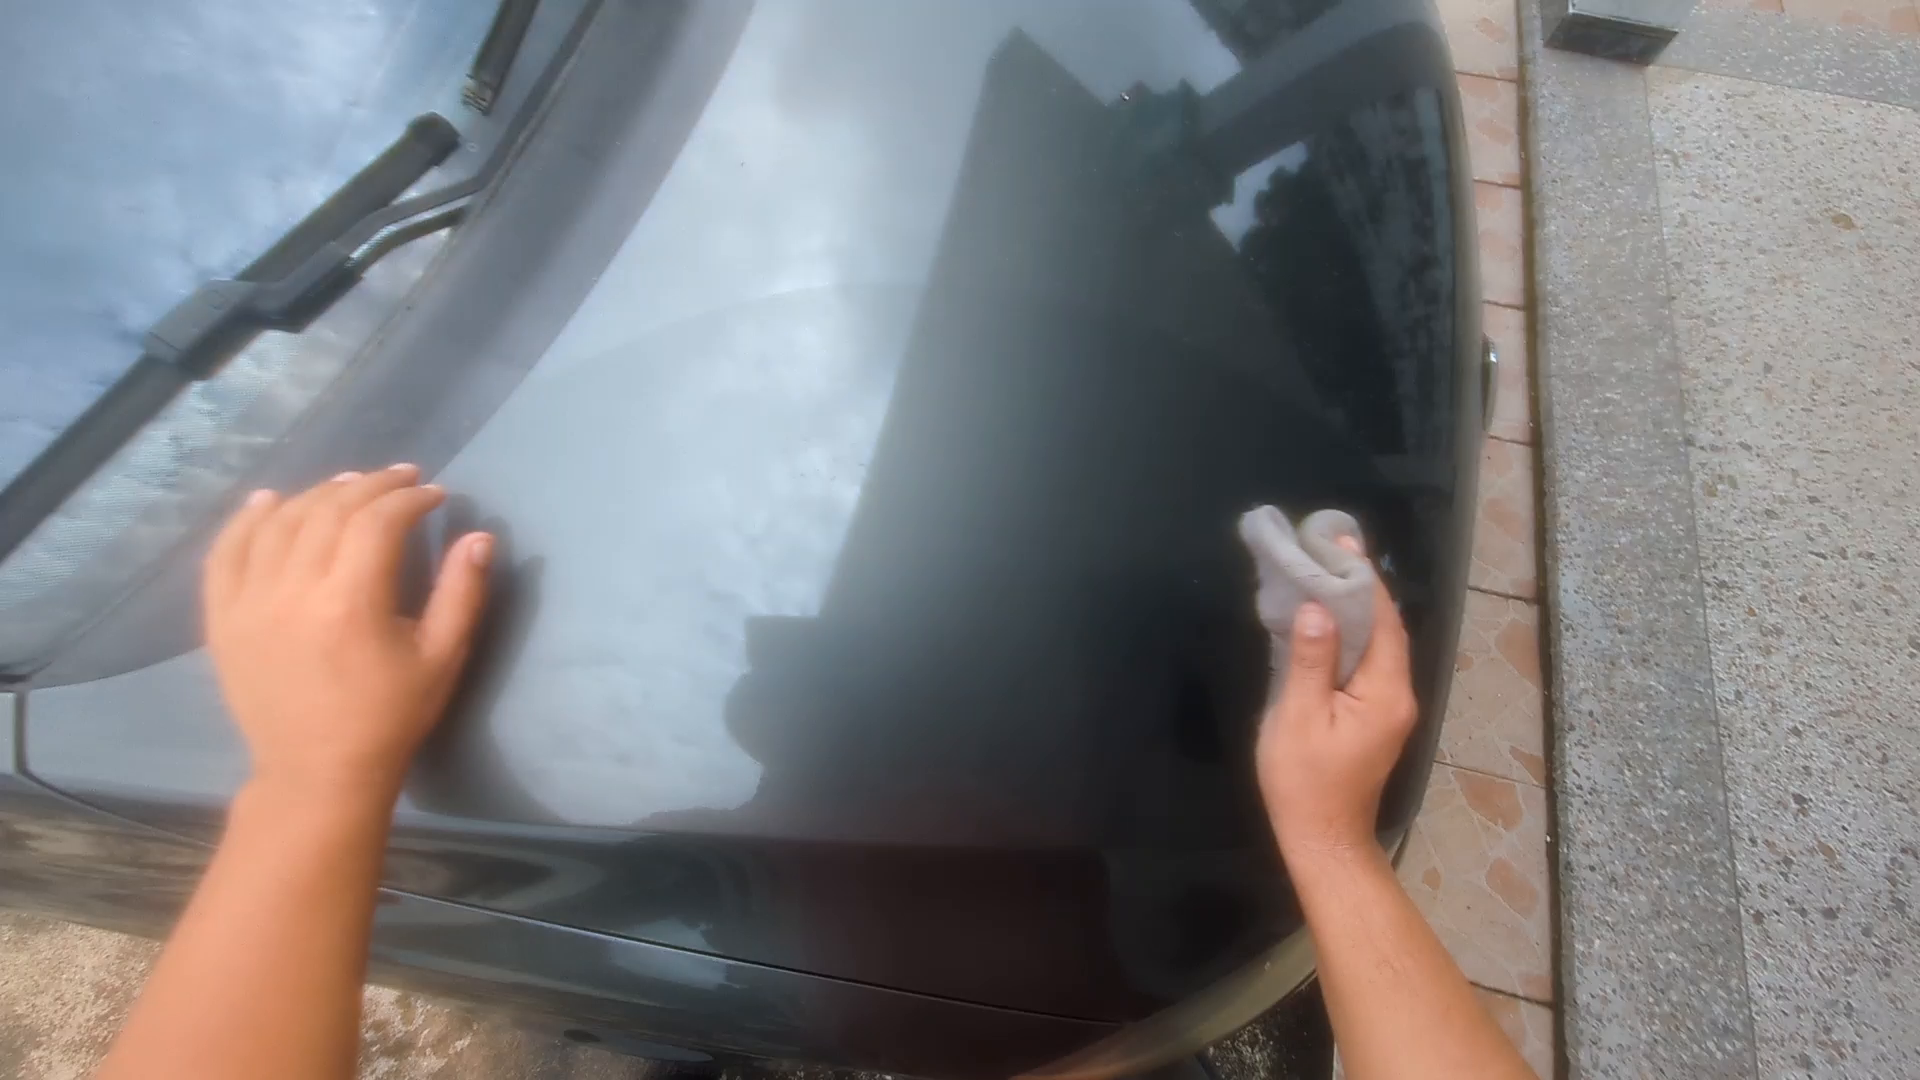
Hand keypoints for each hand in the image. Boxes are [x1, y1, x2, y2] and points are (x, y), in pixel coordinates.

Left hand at [202, 464, 491, 807]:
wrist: (319, 768)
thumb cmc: (393, 712)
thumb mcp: (444, 654)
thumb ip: (462, 591)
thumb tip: (479, 536)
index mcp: (350, 603)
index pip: (376, 523)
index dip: (409, 499)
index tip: (437, 494)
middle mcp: (290, 593)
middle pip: (327, 513)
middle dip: (370, 486)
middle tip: (404, 477)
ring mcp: (246, 605)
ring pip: (278, 525)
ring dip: (318, 494)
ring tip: (352, 483)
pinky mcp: (221, 619)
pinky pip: (225, 554)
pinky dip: (247, 521)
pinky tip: (270, 501)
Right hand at [1256, 540, 1418, 863]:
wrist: (1321, 836)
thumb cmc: (1304, 779)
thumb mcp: (1300, 716)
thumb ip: (1311, 661)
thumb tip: (1316, 608)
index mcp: (1386, 692)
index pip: (1383, 622)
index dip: (1363, 580)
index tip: (1340, 542)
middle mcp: (1397, 694)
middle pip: (1384, 628)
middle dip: (1358, 586)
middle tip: (1326, 548)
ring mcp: (1387, 706)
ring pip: (1375, 644)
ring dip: (1352, 608)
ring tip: (1322, 572)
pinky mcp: (1372, 715)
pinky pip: (1364, 661)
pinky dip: (1347, 633)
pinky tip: (1323, 620)